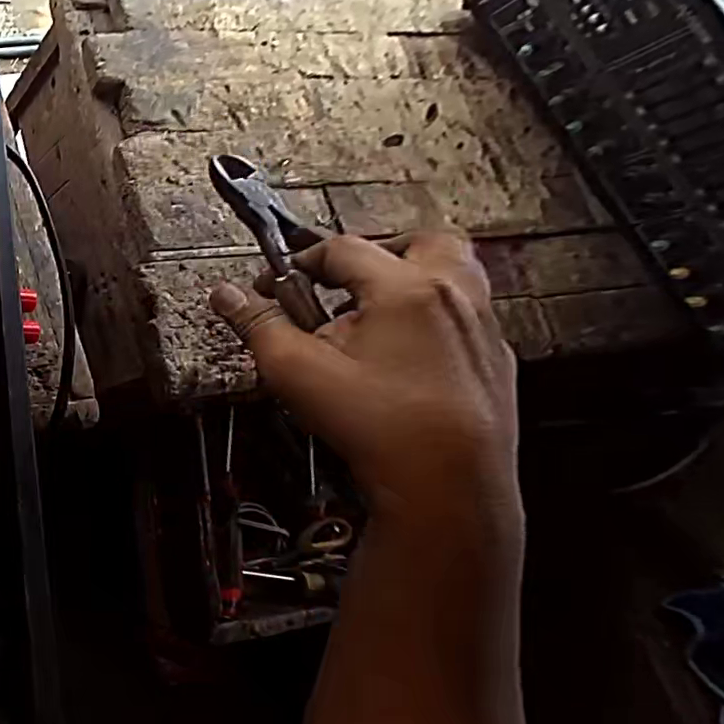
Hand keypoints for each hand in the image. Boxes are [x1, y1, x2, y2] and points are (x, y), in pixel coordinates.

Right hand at [209, 231, 518, 525]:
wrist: (444, 483)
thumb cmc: (377, 425)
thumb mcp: (294, 369)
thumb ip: (258, 325)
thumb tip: (228, 296)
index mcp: (405, 290)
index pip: (343, 249)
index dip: (300, 260)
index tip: (275, 284)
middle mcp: (454, 297)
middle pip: (422, 240)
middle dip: (377, 251)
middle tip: (342, 279)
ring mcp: (482, 328)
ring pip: (455, 274)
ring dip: (410, 279)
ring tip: (369, 313)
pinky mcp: (494, 360)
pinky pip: (464, 317)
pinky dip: (430, 318)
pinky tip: (399, 353)